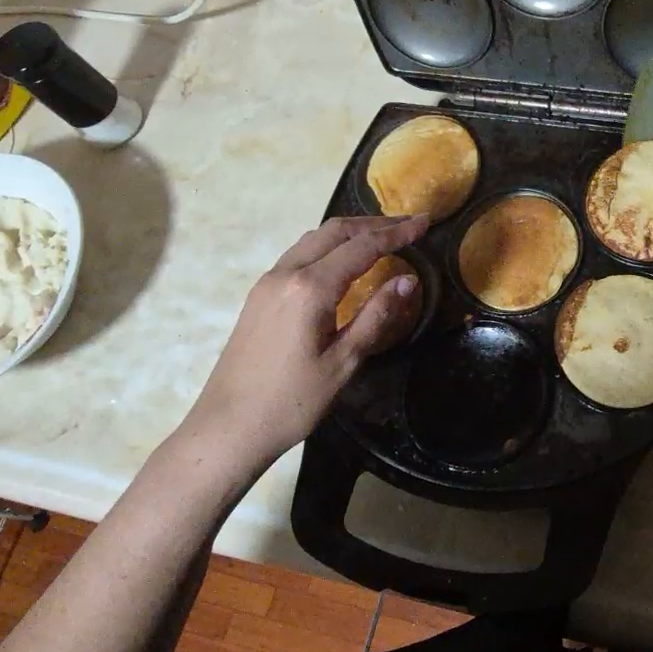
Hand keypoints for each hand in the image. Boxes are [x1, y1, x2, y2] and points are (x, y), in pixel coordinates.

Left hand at [183, 214, 427, 468]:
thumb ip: (376, 316)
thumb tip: (407, 281)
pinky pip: (300, 255)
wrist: (227, 428)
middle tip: (409, 227)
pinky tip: (344, 262)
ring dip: (350, 233)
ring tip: (382, 238)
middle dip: (374, 224)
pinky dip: (329, 247)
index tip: (425, 224)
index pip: (362, 247)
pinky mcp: (260, 295)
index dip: (397, 233)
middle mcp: (286, 274)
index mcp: (309, 288)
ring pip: (314, 239)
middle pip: (335, 231)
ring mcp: (268, 282)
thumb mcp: (343, 362)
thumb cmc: (291, 402)